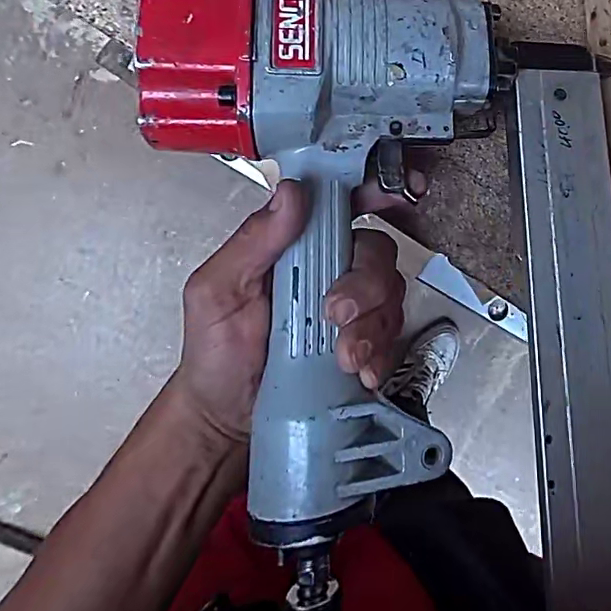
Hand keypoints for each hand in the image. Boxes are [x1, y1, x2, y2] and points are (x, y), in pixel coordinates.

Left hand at [173, 173, 425, 442]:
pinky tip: (359, 369)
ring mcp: (354, 304)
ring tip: (342, 355)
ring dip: (372, 325)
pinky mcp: (367, 338)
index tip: (390, 195)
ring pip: (390, 292)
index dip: (375, 191)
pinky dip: (381, 352)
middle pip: (376, 251)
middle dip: (366, 284)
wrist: (226, 420)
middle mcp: (330, 267)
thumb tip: (289, 195)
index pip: (341, 204)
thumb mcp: (216, 292)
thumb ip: (253, 241)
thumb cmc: (216, 354)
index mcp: (297, 244)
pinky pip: (394, 333)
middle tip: (337, 313)